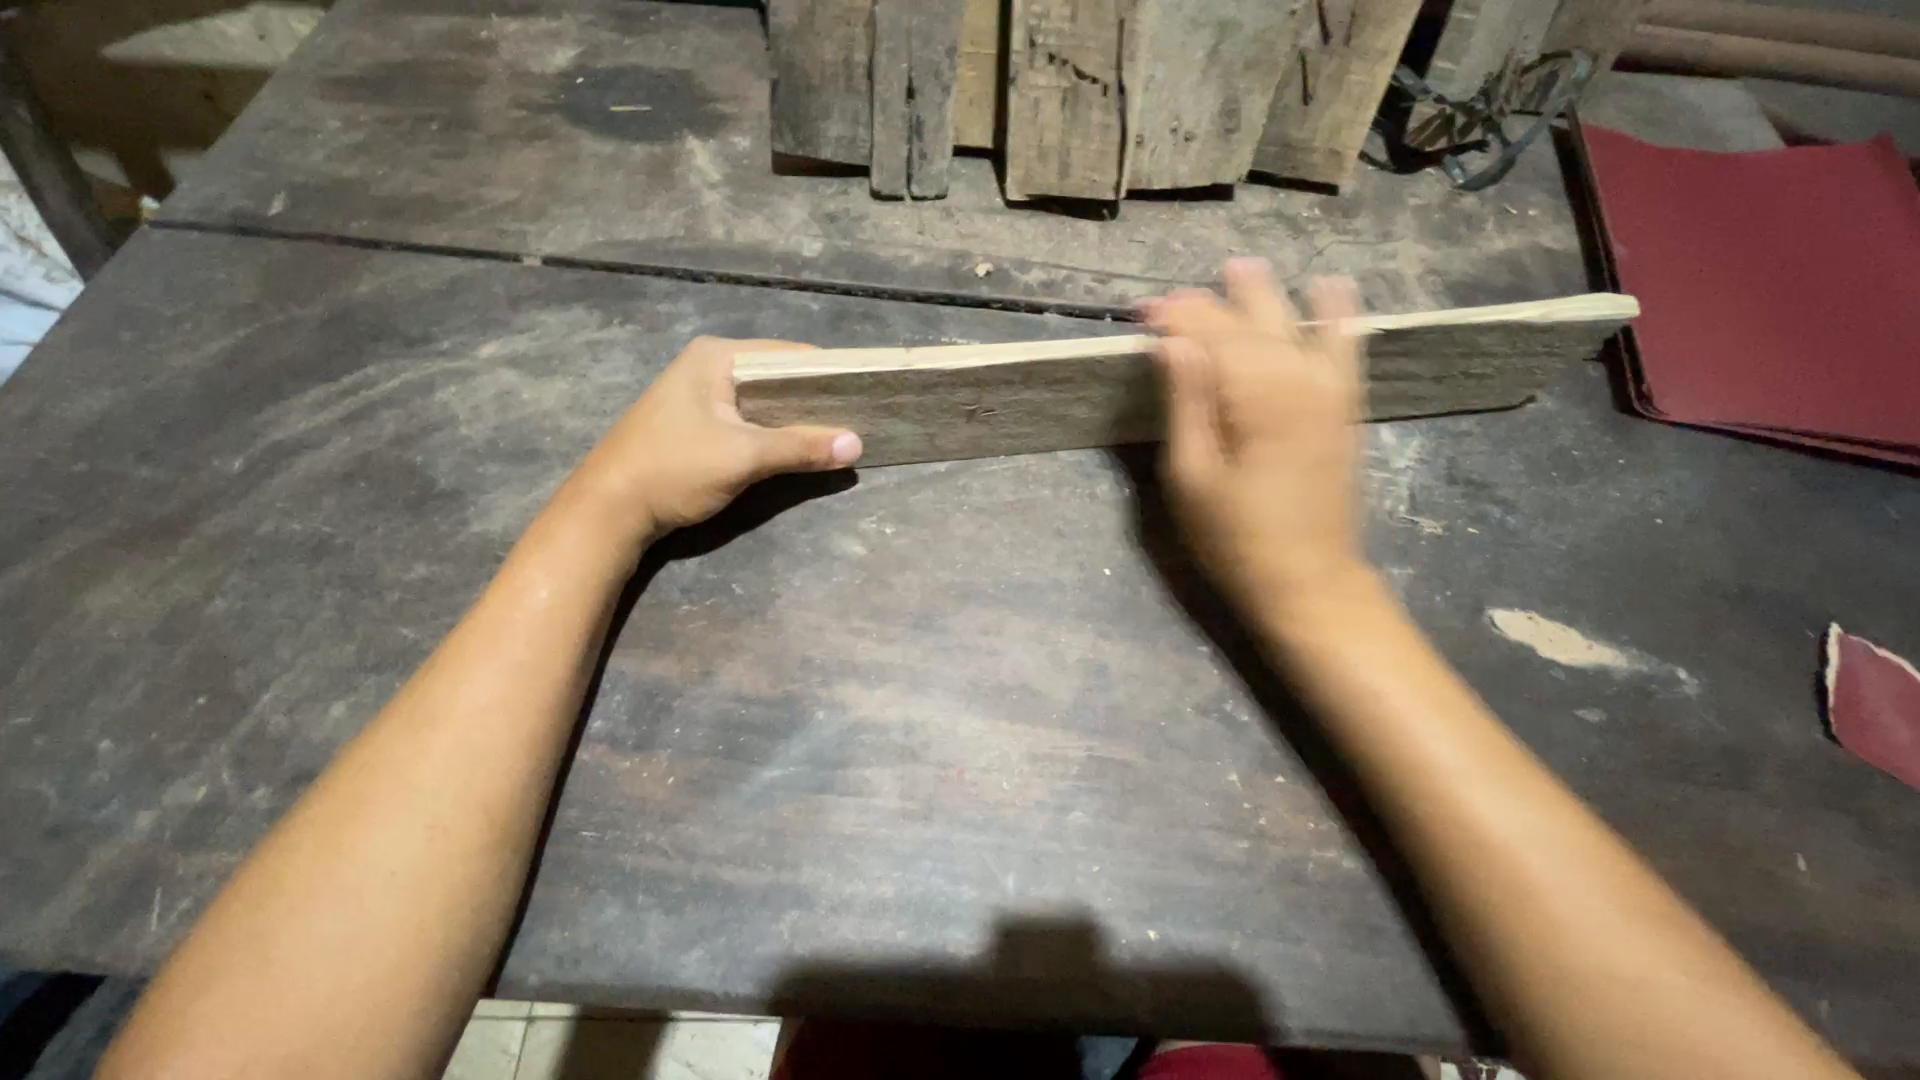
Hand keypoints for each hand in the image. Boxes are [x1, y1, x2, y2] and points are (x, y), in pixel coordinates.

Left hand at [559, 336, 860, 549]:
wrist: (608, 509)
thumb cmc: (673, 469)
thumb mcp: (743, 457)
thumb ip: (801, 447)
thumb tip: (857, 445)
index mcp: (717, 357)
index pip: (789, 355)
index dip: (830, 374)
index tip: (868, 392)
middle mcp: (709, 366)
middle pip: (779, 377)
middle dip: (817, 400)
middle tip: (860, 418)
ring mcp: (702, 395)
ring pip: (766, 402)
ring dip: (798, 420)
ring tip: (840, 435)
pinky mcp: (699, 424)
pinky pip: (751, 420)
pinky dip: (776, 433)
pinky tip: (801, 449)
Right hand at [1144, 259, 1370, 614]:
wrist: (1308, 580)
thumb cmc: (1234, 536)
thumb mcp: (1191, 475)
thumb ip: (1186, 402)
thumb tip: (1172, 342)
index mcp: (1253, 394)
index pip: (1209, 333)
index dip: (1174, 316)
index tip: (1140, 313)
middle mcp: (1298, 378)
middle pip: (1251, 321)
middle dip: (1209, 303)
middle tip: (1172, 300)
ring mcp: (1330, 390)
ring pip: (1296, 323)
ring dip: (1266, 295)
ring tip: (1240, 268)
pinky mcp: (1346, 407)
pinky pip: (1348, 345)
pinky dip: (1339, 314)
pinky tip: (1331, 288)